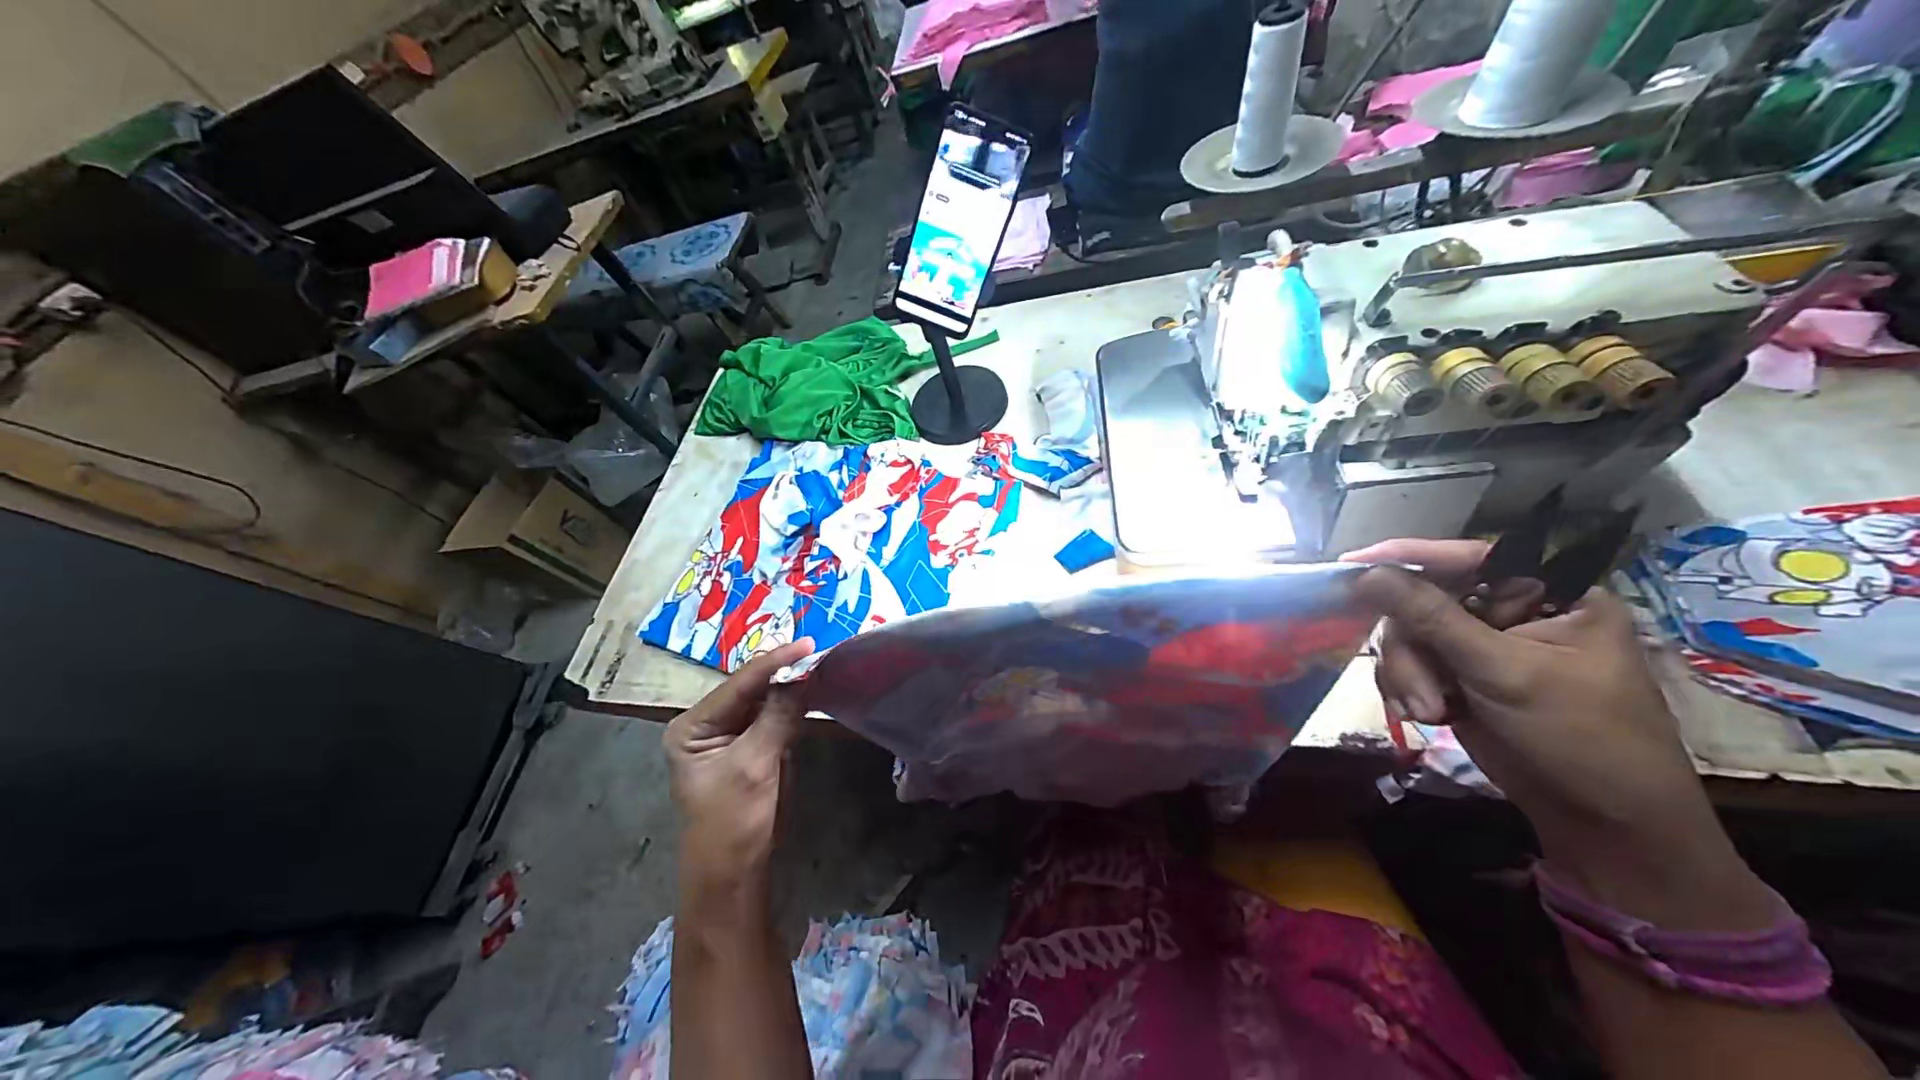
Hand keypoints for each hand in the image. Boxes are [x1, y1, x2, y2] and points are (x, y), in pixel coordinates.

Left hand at [663, 639, 813, 880]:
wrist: (733, 876)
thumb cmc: (733, 823)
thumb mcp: (754, 766)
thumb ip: (778, 717)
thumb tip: (804, 676)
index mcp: (691, 727)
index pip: (738, 685)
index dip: (774, 663)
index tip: (807, 645)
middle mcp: (707, 726)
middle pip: (750, 690)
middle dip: (782, 672)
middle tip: (816, 652)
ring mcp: (730, 738)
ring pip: (764, 702)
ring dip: (790, 687)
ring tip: (818, 665)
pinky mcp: (752, 751)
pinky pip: (774, 719)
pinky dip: (793, 707)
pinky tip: (811, 693)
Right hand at [1342, 539, 1774, 930]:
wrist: (1602, 821)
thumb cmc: (1579, 736)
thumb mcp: (1503, 672)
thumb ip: (1432, 618)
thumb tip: (1367, 574)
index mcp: (1550, 593)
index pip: (1471, 556)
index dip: (1411, 556)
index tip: (1354, 564)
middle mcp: (1511, 610)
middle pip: (1426, 598)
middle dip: (1411, 645)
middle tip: (1418, 689)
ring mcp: (1482, 645)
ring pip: (1409, 633)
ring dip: (1407, 673)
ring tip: (1428, 711)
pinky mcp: (1458, 675)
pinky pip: (1408, 663)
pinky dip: (1405, 687)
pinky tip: (1425, 715)